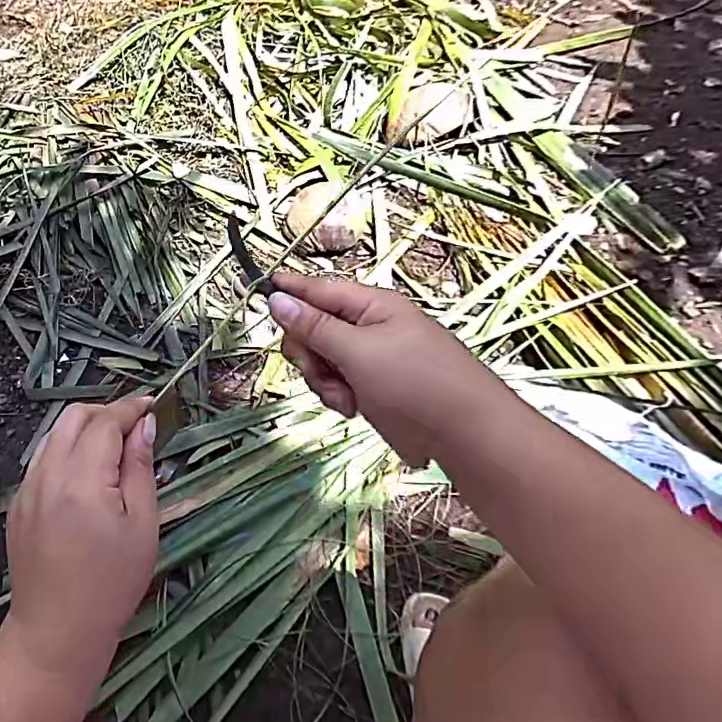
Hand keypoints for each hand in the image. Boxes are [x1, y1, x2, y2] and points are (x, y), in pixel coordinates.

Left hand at [4, 396, 158, 683]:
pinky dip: (66, 451)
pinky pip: (42, 460)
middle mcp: (47, 474)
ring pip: (53, 434)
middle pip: (73, 417)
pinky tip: (86, 476)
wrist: (57, 632)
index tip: (152, 405)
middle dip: (105, 412)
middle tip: (134, 430)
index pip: (105, 422)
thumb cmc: (112, 583)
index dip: (131, 408)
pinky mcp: (18, 505)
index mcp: (81, 479)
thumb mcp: (142, 526)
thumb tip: (145, 425)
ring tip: (113, 450)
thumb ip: (141, 469)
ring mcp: (26, 489)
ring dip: (84, 429)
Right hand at [269, 272, 508, 466]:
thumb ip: (314, 327)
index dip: (289, 290)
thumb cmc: (417, 382)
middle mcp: (367, 327)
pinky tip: (353, 407)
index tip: (259, 289)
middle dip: (308, 352)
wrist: (462, 432)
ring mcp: (368, 358)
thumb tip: (277, 299)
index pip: (319, 289)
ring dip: (322, 380)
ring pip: (320, 360)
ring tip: (346, 397)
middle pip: (312, 329)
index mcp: (371, 306)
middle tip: (319, 369)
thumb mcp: (359, 351)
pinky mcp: (369, 386)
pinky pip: (334, 383)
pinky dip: (336, 395)